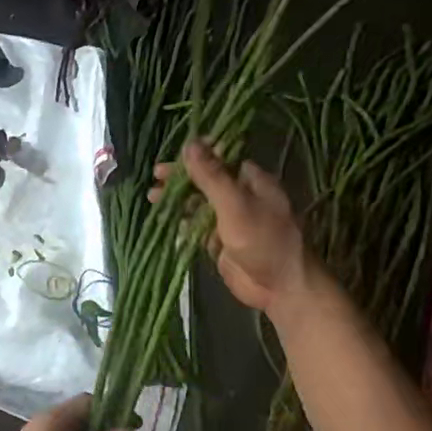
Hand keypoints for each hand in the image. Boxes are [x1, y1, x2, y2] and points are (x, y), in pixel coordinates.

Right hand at [151, 139, 312, 312]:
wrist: (279, 286)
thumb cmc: (262, 240)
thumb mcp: (234, 204)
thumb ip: (211, 175)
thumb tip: (190, 144)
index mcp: (252, 180)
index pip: (222, 157)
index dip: (199, 153)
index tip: (175, 153)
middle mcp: (241, 196)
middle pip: (207, 179)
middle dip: (182, 177)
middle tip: (157, 175)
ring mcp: (230, 220)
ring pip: (200, 203)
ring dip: (178, 199)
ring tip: (153, 197)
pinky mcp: (221, 241)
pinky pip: (198, 226)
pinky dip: (183, 221)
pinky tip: (167, 219)